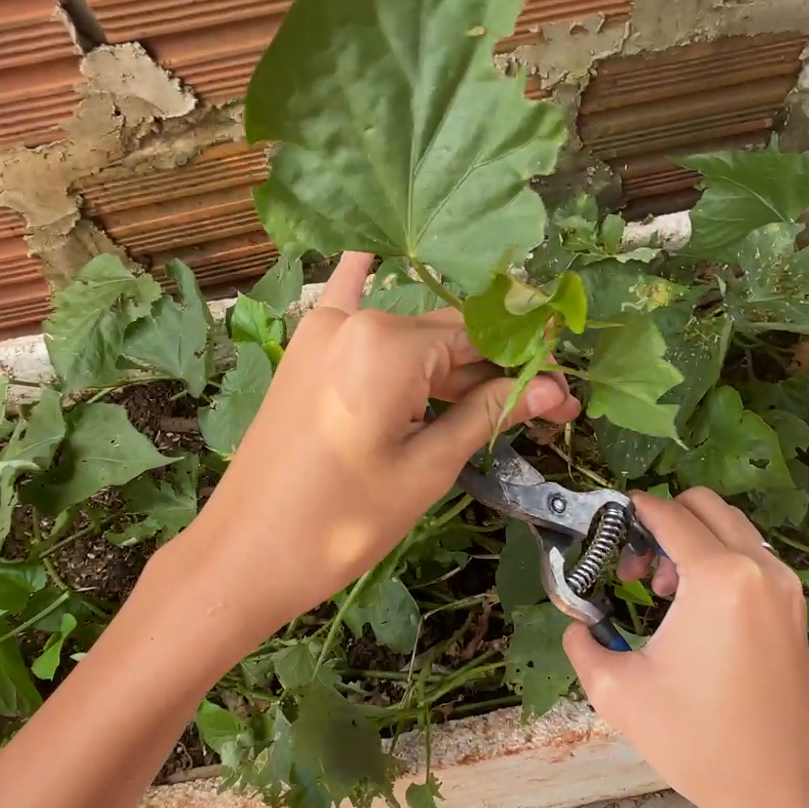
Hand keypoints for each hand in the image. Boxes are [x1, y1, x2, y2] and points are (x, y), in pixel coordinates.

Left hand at [180, 252, 580, 630]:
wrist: (244, 556)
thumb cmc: (340, 523)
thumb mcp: (426, 470)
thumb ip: (487, 415)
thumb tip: (551, 390)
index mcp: (388, 344)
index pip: (482, 339)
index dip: (529, 366)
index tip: (564, 396)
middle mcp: (355, 320)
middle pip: (448, 336)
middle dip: (498, 369)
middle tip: (546, 408)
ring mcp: (322, 332)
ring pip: (411, 338)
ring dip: (454, 364)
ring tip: (498, 398)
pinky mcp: (304, 354)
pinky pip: (350, 315)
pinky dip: (372, 289)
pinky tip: (380, 251)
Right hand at [564, 489, 808, 807]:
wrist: (775, 789)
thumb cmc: (693, 739)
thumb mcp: (616, 690)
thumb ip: (583, 642)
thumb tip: (577, 624)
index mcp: (718, 578)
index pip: (668, 515)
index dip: (632, 512)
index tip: (607, 526)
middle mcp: (760, 569)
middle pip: (706, 505)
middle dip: (663, 522)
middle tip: (637, 568)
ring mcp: (786, 588)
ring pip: (733, 528)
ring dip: (693, 541)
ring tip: (664, 592)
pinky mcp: (796, 610)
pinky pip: (752, 558)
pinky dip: (720, 561)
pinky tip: (696, 610)